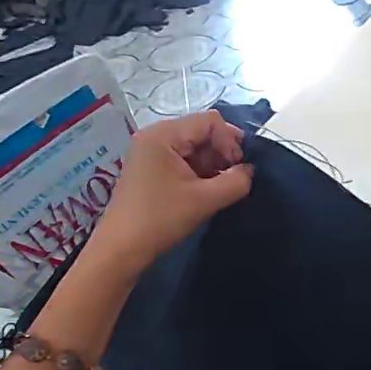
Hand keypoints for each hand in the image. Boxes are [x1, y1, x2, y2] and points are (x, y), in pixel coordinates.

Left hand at [84, 111, 253, 276]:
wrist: (122, 248)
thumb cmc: (161, 219)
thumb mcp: (205, 200)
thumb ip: (235, 181)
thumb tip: (248, 171)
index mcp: (163, 135)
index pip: (210, 121)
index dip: (230, 142)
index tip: (238, 169)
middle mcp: (154, 136)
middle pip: (201, 131)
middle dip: (222, 152)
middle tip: (232, 179)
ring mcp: (150, 151)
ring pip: (193, 146)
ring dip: (212, 163)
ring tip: (219, 188)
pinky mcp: (150, 168)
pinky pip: (182, 159)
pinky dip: (198, 171)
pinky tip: (205, 190)